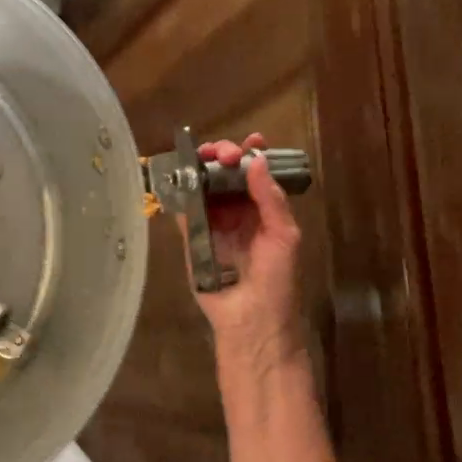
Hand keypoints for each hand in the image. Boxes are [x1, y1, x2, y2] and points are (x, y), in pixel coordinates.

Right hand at [184, 134, 303, 362]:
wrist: (250, 319)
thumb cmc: (276, 279)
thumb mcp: (284, 236)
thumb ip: (270, 198)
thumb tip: (256, 160)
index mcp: (263, 210)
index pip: (256, 174)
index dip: (252, 155)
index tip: (250, 141)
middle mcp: (237, 212)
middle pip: (226, 174)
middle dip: (223, 157)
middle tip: (221, 154)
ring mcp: (212, 223)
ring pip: (203, 186)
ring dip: (200, 167)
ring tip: (199, 158)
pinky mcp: (191, 236)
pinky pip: (183, 209)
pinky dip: (178, 191)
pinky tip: (176, 174)